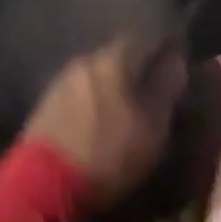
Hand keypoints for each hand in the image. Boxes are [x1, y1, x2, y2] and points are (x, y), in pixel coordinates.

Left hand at [22, 37, 190, 206]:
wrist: (42, 183)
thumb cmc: (106, 154)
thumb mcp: (151, 130)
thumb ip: (165, 91)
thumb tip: (176, 62)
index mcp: (113, 59)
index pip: (145, 37)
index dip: (165, 47)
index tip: (177, 60)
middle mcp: (85, 59)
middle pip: (118, 53)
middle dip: (137, 66)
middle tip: (152, 85)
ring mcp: (62, 79)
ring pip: (97, 72)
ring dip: (113, 83)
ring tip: (125, 105)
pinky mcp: (46, 101)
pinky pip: (80, 90)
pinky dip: (94, 98)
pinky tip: (99, 117)